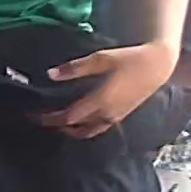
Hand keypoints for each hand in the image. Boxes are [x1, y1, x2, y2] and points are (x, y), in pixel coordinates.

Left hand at [33, 42, 176, 138]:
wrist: (158, 66)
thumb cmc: (129, 59)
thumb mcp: (101, 59)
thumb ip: (75, 68)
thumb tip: (49, 75)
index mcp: (100, 100)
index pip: (67, 117)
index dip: (48, 119)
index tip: (32, 115)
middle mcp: (105, 114)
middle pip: (73, 127)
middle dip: (54, 125)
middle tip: (38, 119)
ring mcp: (113, 118)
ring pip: (85, 133)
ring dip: (67, 130)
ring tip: (54, 123)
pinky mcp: (118, 118)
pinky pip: (95, 130)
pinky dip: (81, 130)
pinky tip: (74, 124)